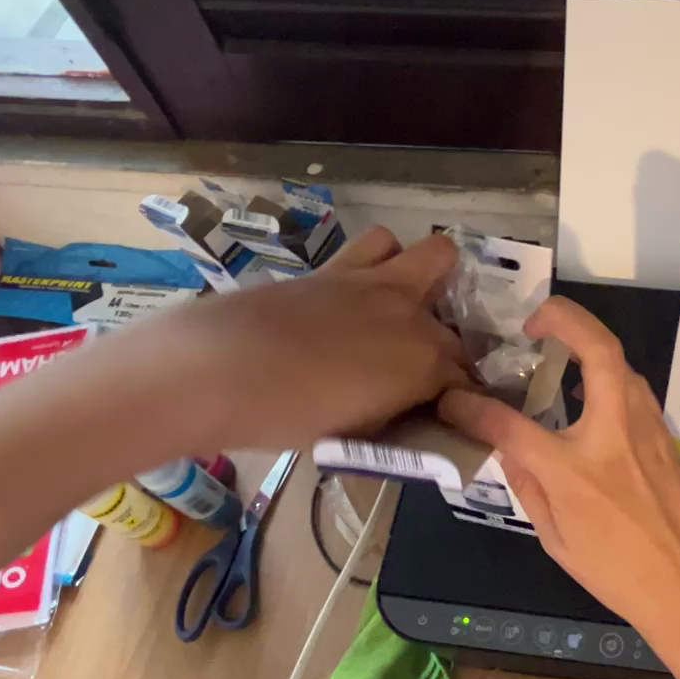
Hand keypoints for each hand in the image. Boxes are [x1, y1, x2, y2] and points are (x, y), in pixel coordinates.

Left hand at [147, 227, 469, 449]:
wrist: (217, 370)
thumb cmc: (287, 418)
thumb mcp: (354, 434)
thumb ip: (395, 416)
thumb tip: (408, 410)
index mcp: (423, 366)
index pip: (462, 381)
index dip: (455, 399)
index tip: (440, 413)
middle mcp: (413, 318)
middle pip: (453, 332)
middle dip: (447, 355)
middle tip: (419, 378)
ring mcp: (377, 284)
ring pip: (435, 257)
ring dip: (431, 282)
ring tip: (407, 311)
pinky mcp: (339, 267)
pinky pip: (378, 243)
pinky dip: (384, 258)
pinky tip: (366, 286)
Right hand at [439, 297, 679, 637]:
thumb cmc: (621, 577)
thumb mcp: (557, 541)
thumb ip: (529, 488)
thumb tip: (509, 449)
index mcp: (573, 470)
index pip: (509, 424)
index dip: (471, 407)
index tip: (453, 398)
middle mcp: (614, 434)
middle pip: (598, 350)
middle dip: (566, 317)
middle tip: (536, 320)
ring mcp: (649, 431)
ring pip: (622, 365)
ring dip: (590, 347)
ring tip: (558, 357)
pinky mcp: (669, 439)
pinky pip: (634, 392)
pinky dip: (608, 380)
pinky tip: (591, 400)